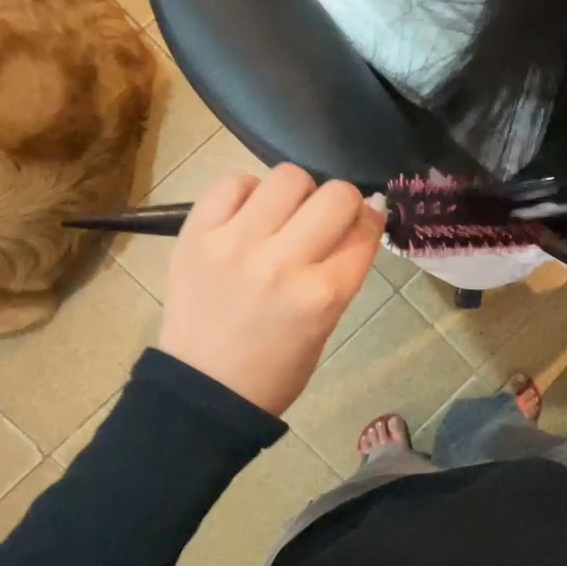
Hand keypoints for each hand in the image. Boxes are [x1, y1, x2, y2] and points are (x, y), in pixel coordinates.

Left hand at [158, 164, 382, 415]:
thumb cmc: (276, 367)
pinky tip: (248, 217)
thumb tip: (366, 213)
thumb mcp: (326, 324)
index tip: (363, 221)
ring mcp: (236, 244)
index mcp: (322, 296)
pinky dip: (249, 193)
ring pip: (288, 177)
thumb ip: (345, 270)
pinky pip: (233, 183)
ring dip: (297, 193)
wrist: (204, 388)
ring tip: (284, 216)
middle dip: (342, 201)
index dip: (370, 220)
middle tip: (326, 218)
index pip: (364, 231)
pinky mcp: (197, 234)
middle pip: (336, 195)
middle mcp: (283, 263)